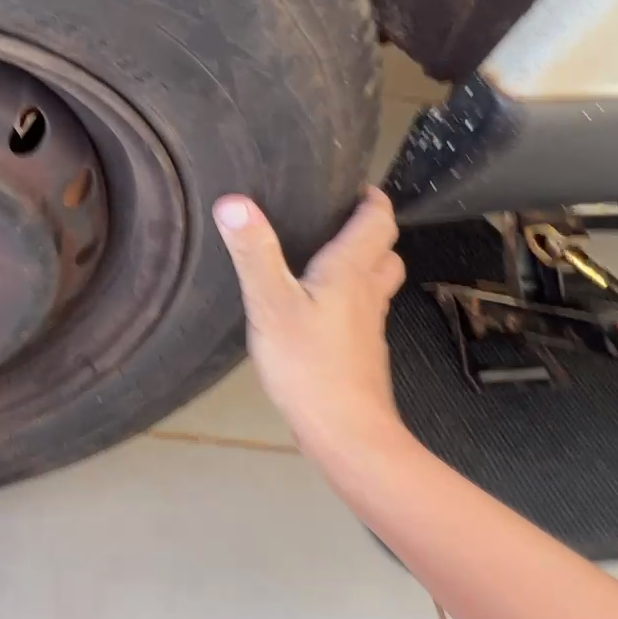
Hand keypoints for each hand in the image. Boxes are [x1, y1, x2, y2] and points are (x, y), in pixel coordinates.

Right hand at [212, 188, 407, 453]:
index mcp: (350, 273)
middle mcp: (367, 294)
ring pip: (378, 283)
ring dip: (366, 264)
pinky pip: (363, 311)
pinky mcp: (361, 352)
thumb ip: (253, 252)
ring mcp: (368, 326)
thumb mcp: (269, 303)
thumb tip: (233, 202)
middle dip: (371, 231)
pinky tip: (322, 309)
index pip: (377, 224)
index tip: (358, 187)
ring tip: (333, 257)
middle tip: (342, 219)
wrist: (345, 431)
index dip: (372, 201)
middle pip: (385, 253)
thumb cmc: (308, 363)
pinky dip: (352, 297)